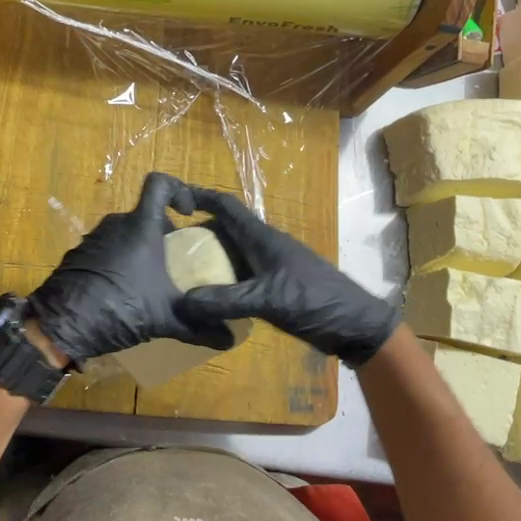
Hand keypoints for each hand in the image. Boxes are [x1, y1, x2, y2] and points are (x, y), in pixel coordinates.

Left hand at [27, 172, 236, 365]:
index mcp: (141, 226)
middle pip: (146, 215)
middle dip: (164, 235)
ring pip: (127, 234)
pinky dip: (121, 263)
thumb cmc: (120, 308)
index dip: (178, 189)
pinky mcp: (79, 256)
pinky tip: (126, 292)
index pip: (160, 184)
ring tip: (153, 281)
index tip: (188, 213)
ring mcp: (94, 238)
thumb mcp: (166, 319)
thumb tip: (230, 339)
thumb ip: (199, 326)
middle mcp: (116, 224)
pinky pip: (108, 250)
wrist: (62, 325)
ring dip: (142, 251)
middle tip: (177, 261)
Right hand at [177, 188, 399, 364]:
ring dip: (207, 260)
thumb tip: (182, 301)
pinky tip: (207, 300)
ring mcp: (270, 267)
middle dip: (196, 233)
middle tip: (167, 248)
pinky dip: (220, 282)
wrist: (353, 324)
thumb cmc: (314, 302)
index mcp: (262, 238)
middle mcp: (263, 246)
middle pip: (224, 229)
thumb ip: (225, 300)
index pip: (225, 206)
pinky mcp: (274, 287)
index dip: (199, 196)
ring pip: (230, 255)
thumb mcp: (267, 300)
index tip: (171, 198)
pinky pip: (239, 277)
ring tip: (179, 274)